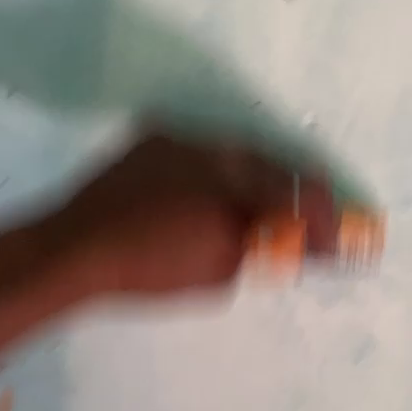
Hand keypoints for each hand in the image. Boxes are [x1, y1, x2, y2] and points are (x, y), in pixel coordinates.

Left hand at [50, 131, 334, 296]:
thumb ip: (261, 248)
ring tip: (272, 206)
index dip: (321, 218)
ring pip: (235, 156)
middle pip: (269, 166)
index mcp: (230, 179)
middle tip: (316, 217)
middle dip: (296, 193)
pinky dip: (220, 173)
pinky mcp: (152, 142)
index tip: (340, 238)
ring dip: (258, 180)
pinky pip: (201, 154)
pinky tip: (223, 192)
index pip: (292, 193)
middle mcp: (210, 146)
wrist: (71, 249)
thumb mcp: (217, 270)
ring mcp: (178, 140)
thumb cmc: (148, 268)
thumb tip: (289, 241)